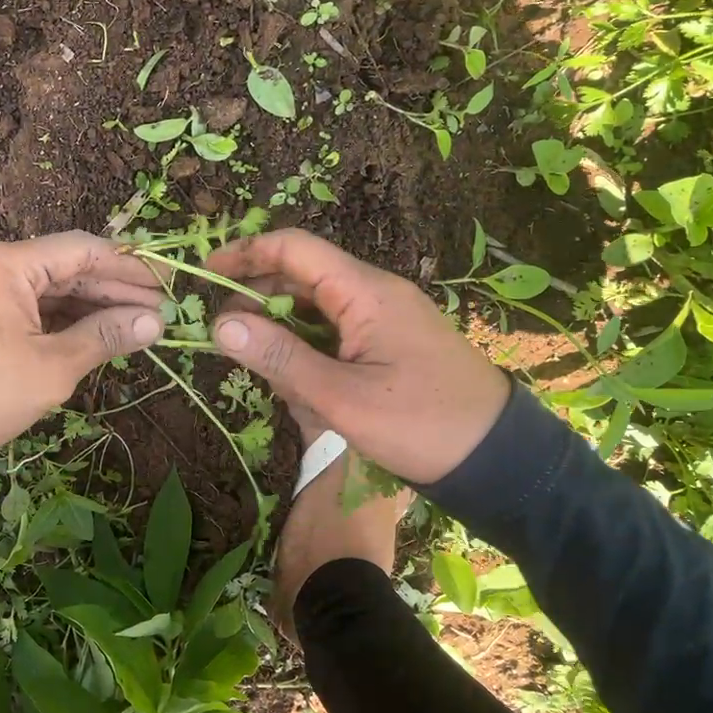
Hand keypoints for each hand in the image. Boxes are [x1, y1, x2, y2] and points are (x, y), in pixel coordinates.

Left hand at [0, 231, 164, 453]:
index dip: (127, 267)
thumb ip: (104, 336)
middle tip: (160, 308)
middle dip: (112, 289)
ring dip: (90, 304)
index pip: (79, 250)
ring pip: (48, 286)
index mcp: (5, 263)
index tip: (166, 283)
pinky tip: (99, 329)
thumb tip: (154, 322)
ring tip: (138, 322)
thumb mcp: (53, 367)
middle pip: (65, 266)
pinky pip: (28, 301)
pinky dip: (61, 316)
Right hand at [206, 229, 508, 483]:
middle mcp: (374, 293)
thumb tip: (219, 324)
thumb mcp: (342, 397)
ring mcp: (384, 317)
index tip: (205, 272)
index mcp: (365, 292)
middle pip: (301, 272)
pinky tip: (288, 370)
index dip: (245, 252)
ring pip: (315, 302)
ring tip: (249, 351)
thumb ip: (278, 357)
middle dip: (255, 291)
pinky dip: (303, 340)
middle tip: (219, 324)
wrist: (506, 464)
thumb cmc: (423, 425)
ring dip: (278, 320)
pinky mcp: (389, 342)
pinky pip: (334, 326)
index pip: (294, 248)